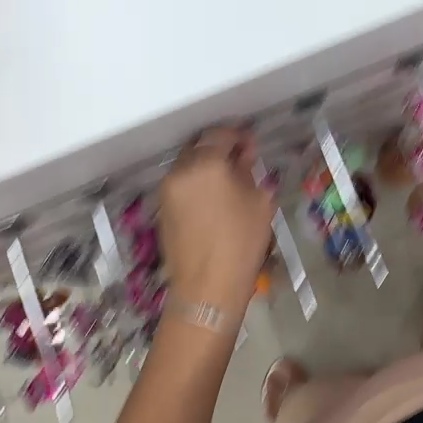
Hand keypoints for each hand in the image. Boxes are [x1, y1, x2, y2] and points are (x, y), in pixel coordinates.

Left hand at [156, 126, 275, 316]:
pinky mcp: (163, 210)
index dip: (237, 136)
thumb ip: (249, 172)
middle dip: (219, 150)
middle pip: (199, 148)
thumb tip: (242, 159)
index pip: (219, 135)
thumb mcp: (259, 201)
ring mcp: (167, 192)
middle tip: (241, 161)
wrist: (208, 287)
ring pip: (188, 167)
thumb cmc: (241, 241)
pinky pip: (182, 186)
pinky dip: (196, 184)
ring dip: (206, 167)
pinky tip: (213, 200)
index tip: (251, 146)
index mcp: (205, 164)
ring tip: (229, 182)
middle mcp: (180, 171)